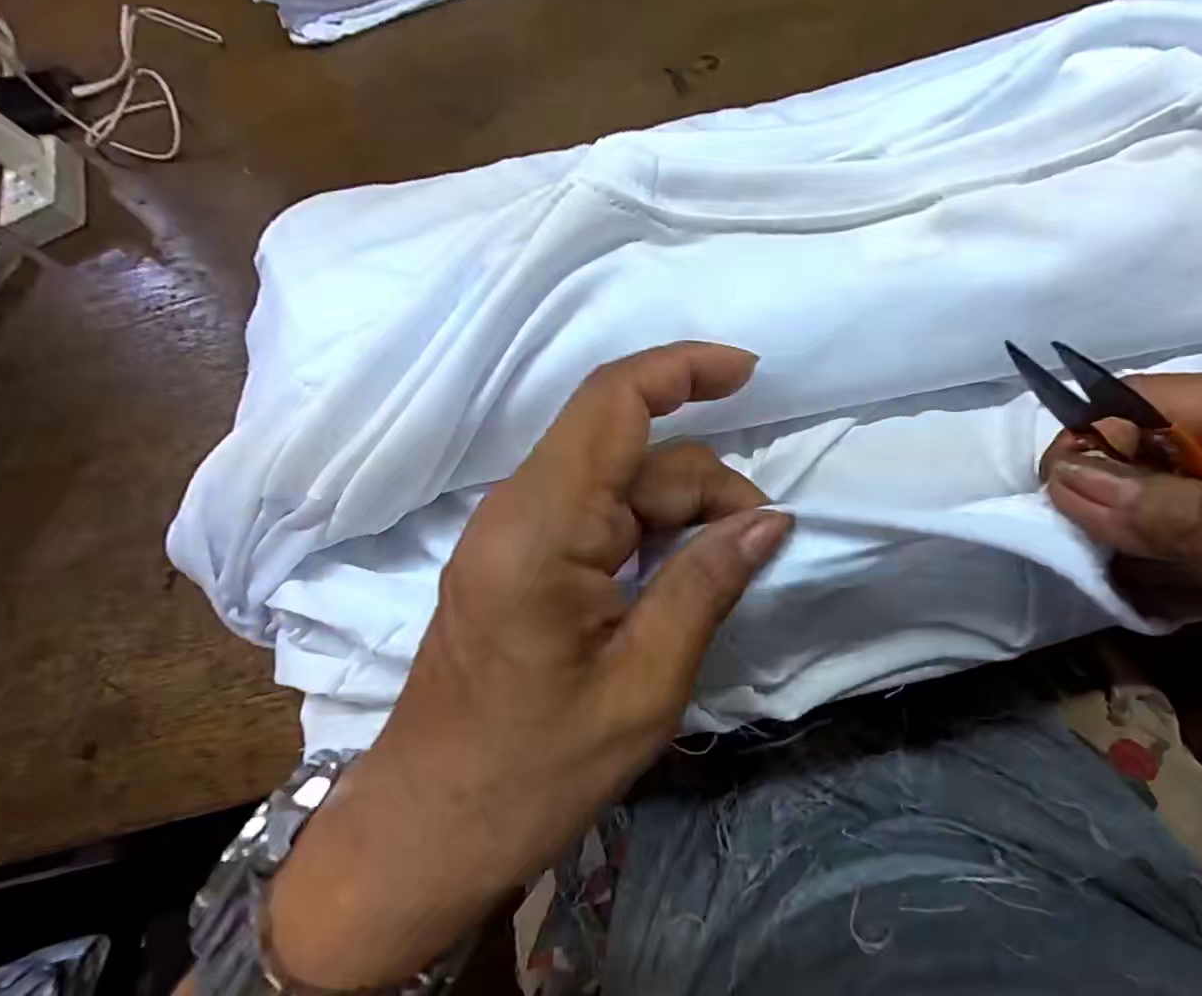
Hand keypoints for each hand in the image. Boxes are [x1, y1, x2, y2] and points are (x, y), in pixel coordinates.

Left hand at [266, 342, 790, 986]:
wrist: (429, 832)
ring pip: (629, 486)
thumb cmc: (534, 772)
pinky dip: (661, 534)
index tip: (749, 371)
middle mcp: (522, 511)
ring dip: (690, 517)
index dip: (682, 368)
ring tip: (726, 578)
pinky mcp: (527, 559)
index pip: (612, 403)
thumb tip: (772, 520)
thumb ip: (706, 586)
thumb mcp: (644, 684)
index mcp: (541, 531)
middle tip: (759, 550)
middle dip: (711, 489)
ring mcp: (520, 533)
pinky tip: (688, 576)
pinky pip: (609, 517)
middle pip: (638, 455)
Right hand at [1042, 367, 1201, 827]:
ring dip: (1116, 539)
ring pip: (1149, 507)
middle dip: (1108, 491)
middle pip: (1158, 451)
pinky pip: (1162, 557)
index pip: (1188, 400)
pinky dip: (1136, 577)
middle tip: (1069, 537)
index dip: (1110, 429)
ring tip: (1103, 572)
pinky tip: (1135, 599)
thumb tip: (1068, 478)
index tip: (1052, 483)